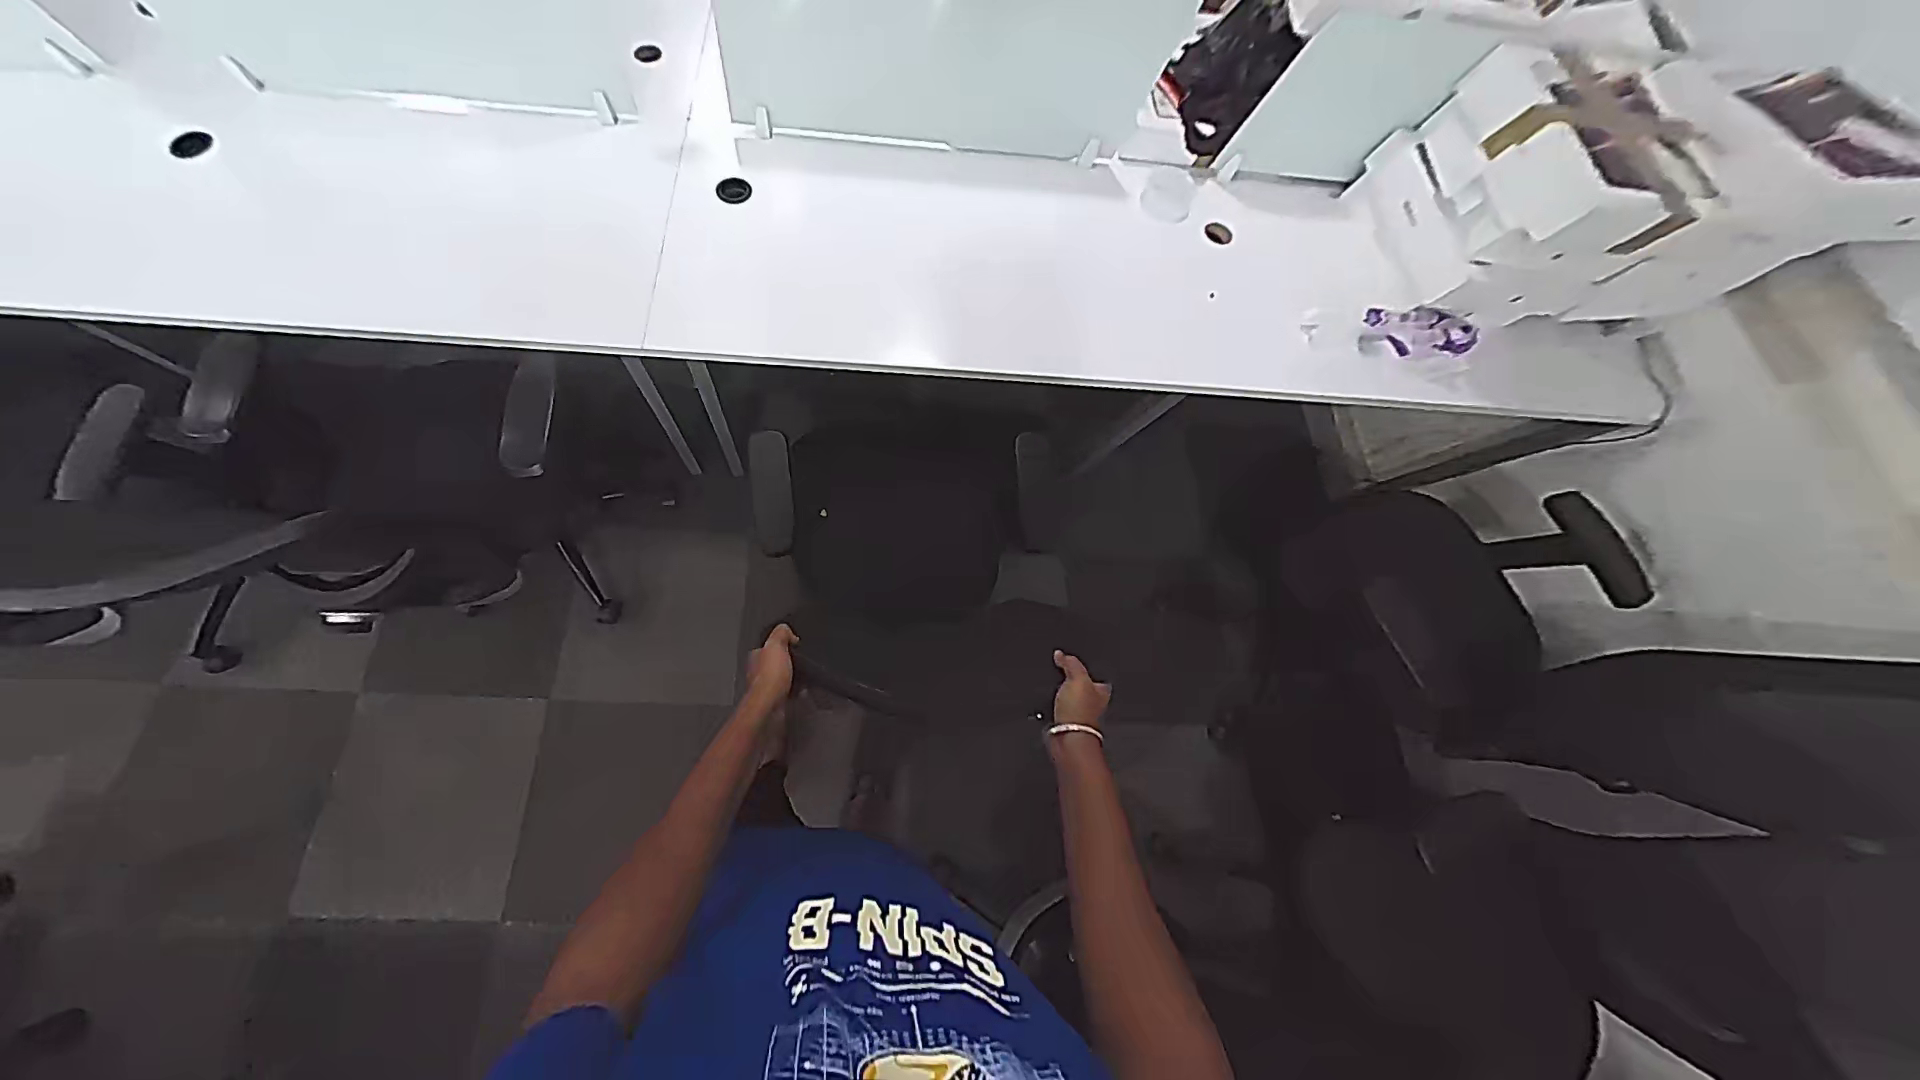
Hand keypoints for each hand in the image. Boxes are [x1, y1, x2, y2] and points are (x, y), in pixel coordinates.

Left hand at [745, 624, 799, 707]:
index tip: (796, 645)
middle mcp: (758, 672)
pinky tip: (803, 690)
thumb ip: (782, 633)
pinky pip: (789, 692)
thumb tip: (790, 634)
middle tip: (802, 662)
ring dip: (795, 678)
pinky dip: (797, 691)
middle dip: (791, 662)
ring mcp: (766, 687)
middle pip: (778, 662)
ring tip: (804, 677)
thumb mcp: (776, 644)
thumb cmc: (770, 677)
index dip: (783, 644)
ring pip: (784, 678)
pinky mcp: (775, 701)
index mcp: (756, 656)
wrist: (770, 706)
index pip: (770, 646)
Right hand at [1049, 650, 1110, 759]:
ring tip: (1054, 687)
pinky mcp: (1065, 724)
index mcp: (1101, 692)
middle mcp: (1093, 705)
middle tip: (1064, 673)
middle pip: (1085, 690)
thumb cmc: (1080, 712)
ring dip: (1064, 696)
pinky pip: (1060, 711)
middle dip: (1075, 683)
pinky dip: (1055, 707)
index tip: (1080, 664)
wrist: (1068, 739)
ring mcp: (1079, 715)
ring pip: (1072, 701)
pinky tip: (1049, 703)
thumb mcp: (1077, 678)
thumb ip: (1071, 664)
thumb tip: (1061, 654)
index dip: (1091, 672)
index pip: (1100, 679)